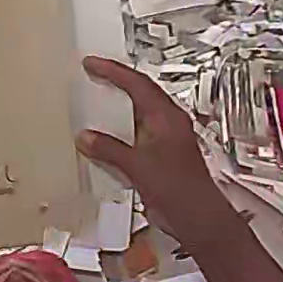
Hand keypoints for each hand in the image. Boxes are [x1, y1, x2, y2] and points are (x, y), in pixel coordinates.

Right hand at [76, 56, 241, 250]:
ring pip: (138, 116)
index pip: (137, 84)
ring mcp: (166, 141)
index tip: (91, 63)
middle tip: (93, 76)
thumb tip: (86, 137)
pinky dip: (119, 135)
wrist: (196, 217)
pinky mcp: (161, 158)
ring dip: (118, 110)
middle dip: (117, 84)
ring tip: (95, 104)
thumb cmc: (177, 188)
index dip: (113, 71)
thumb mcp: (137, 165)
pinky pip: (136, 138)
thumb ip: (109, 150)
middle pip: (140, 95)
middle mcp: (168, 124)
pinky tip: (105, 141)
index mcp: (166, 116)